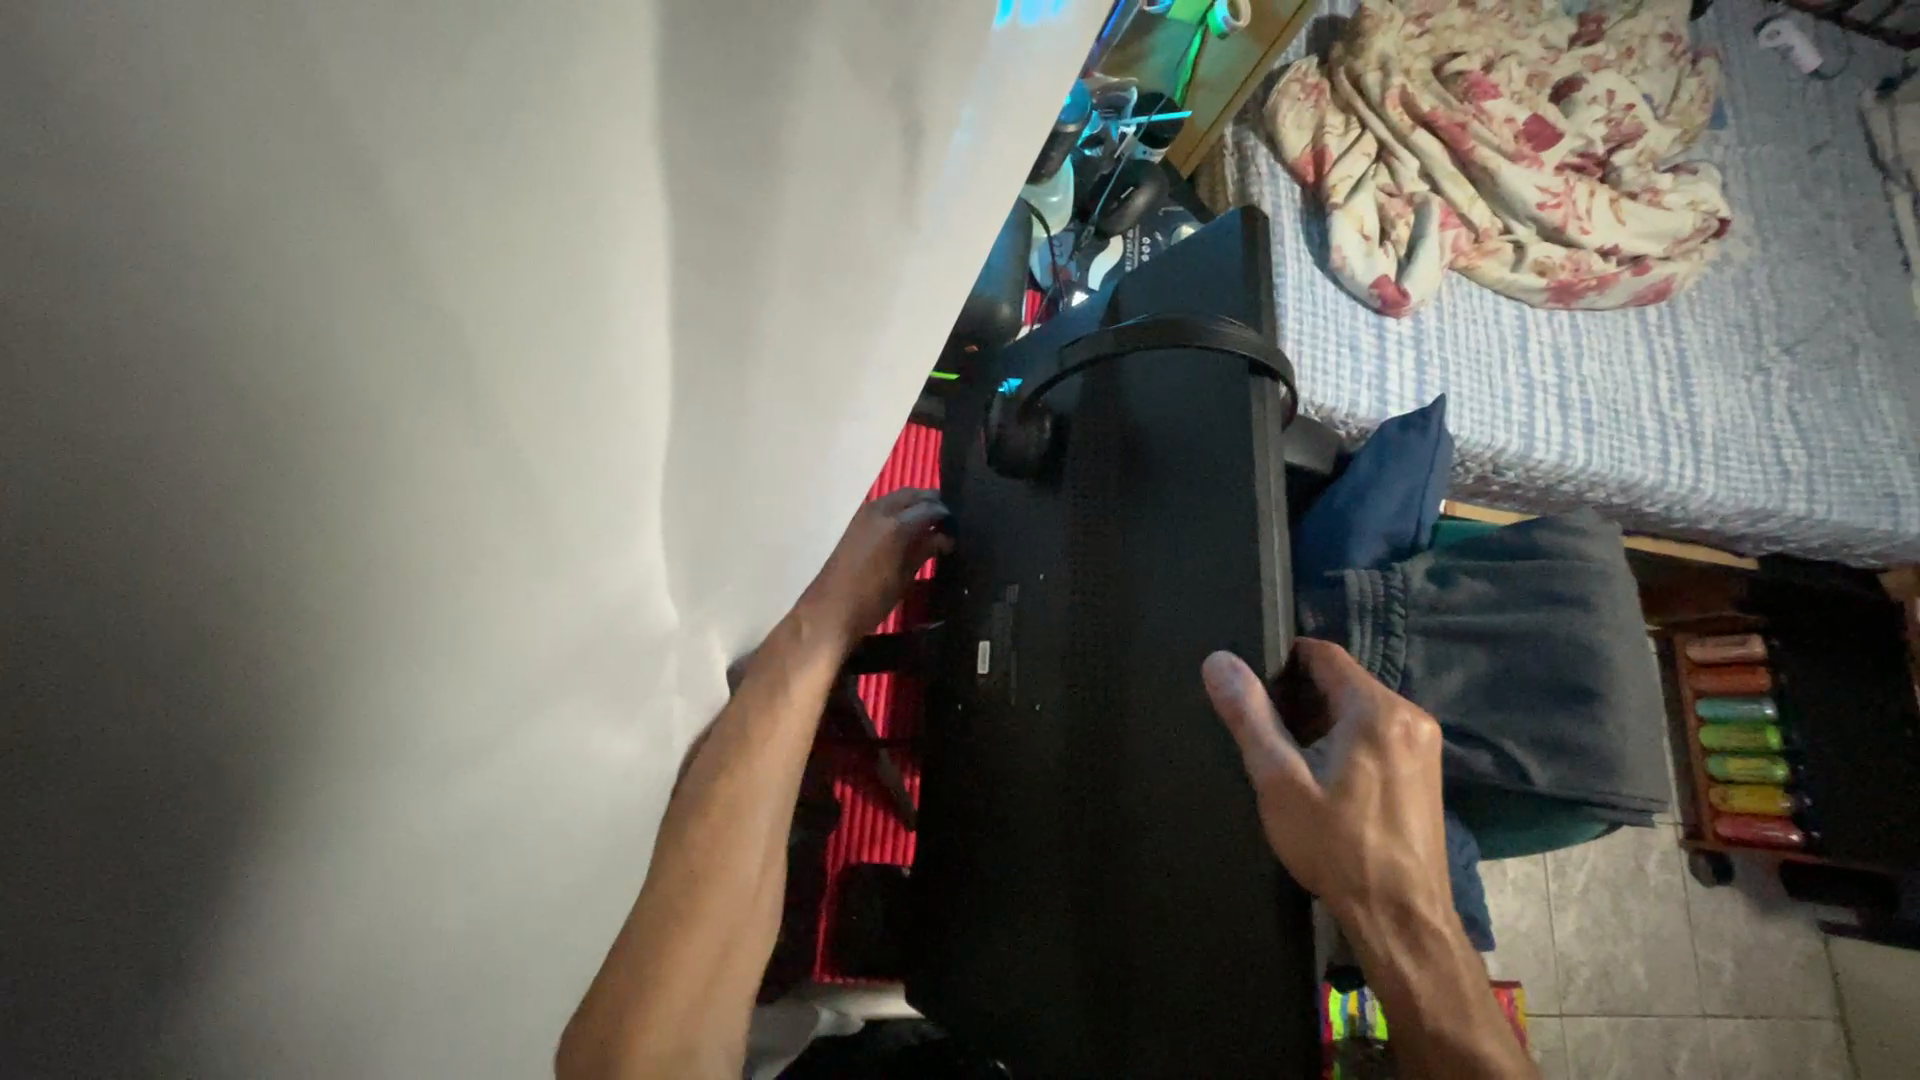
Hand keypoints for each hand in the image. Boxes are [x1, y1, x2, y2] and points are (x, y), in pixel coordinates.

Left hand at [797, 488, 951, 648]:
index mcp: (897, 525)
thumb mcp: (906, 576)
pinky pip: (885, 505)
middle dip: (932, 503)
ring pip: (898, 497)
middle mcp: (881, 510)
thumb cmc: (873, 598)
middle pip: (914, 495)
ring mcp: (866, 513)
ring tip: (929, 525)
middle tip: (946, 521)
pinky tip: (908, 528)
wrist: (831, 608)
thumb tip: (945, 537)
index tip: (957, 528)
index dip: (947, 516)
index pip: (931, 507)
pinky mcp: (856, 521)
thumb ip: (925, 549)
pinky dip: (899, 510)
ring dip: (914, 504)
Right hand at [1202, 639, 1451, 933]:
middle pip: (1341, 680)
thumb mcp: (1279, 779)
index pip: (1323, 654)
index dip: (1281, 661)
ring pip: (1357, 708)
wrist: (1401, 918)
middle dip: (1298, 697)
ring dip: (1320, 721)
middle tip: (1263, 730)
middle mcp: (1409, 716)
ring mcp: (1423, 744)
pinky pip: (1376, 733)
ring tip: (1288, 758)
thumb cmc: (1337, 847)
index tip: (1250, 688)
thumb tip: (1218, 660)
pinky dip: (1344, 740)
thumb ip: (1248, 715)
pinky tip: (1323, 777)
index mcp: (1376, 710)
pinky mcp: (1425, 770)